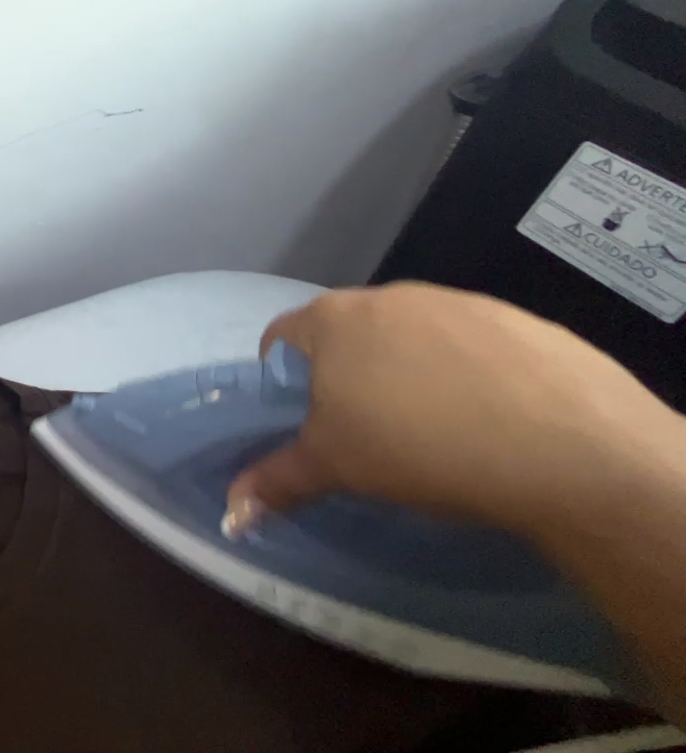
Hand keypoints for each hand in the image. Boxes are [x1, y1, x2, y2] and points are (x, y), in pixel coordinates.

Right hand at [224, 282, 682, 542]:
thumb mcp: (336, 468)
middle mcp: (388, 298)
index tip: (313, 419)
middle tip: (372, 428)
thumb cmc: (421, 447)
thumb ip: (276, 480)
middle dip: (350, 375)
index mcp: (331, 320)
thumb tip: (231, 512)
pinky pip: (477, 346)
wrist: (579, 455)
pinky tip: (497, 419)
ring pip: (413, 338)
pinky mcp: (526, 322)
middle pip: (347, 334)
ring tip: (441, 427)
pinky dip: (474, 375)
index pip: (280, 339)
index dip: (286, 381)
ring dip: (411, 372)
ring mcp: (461, 304)